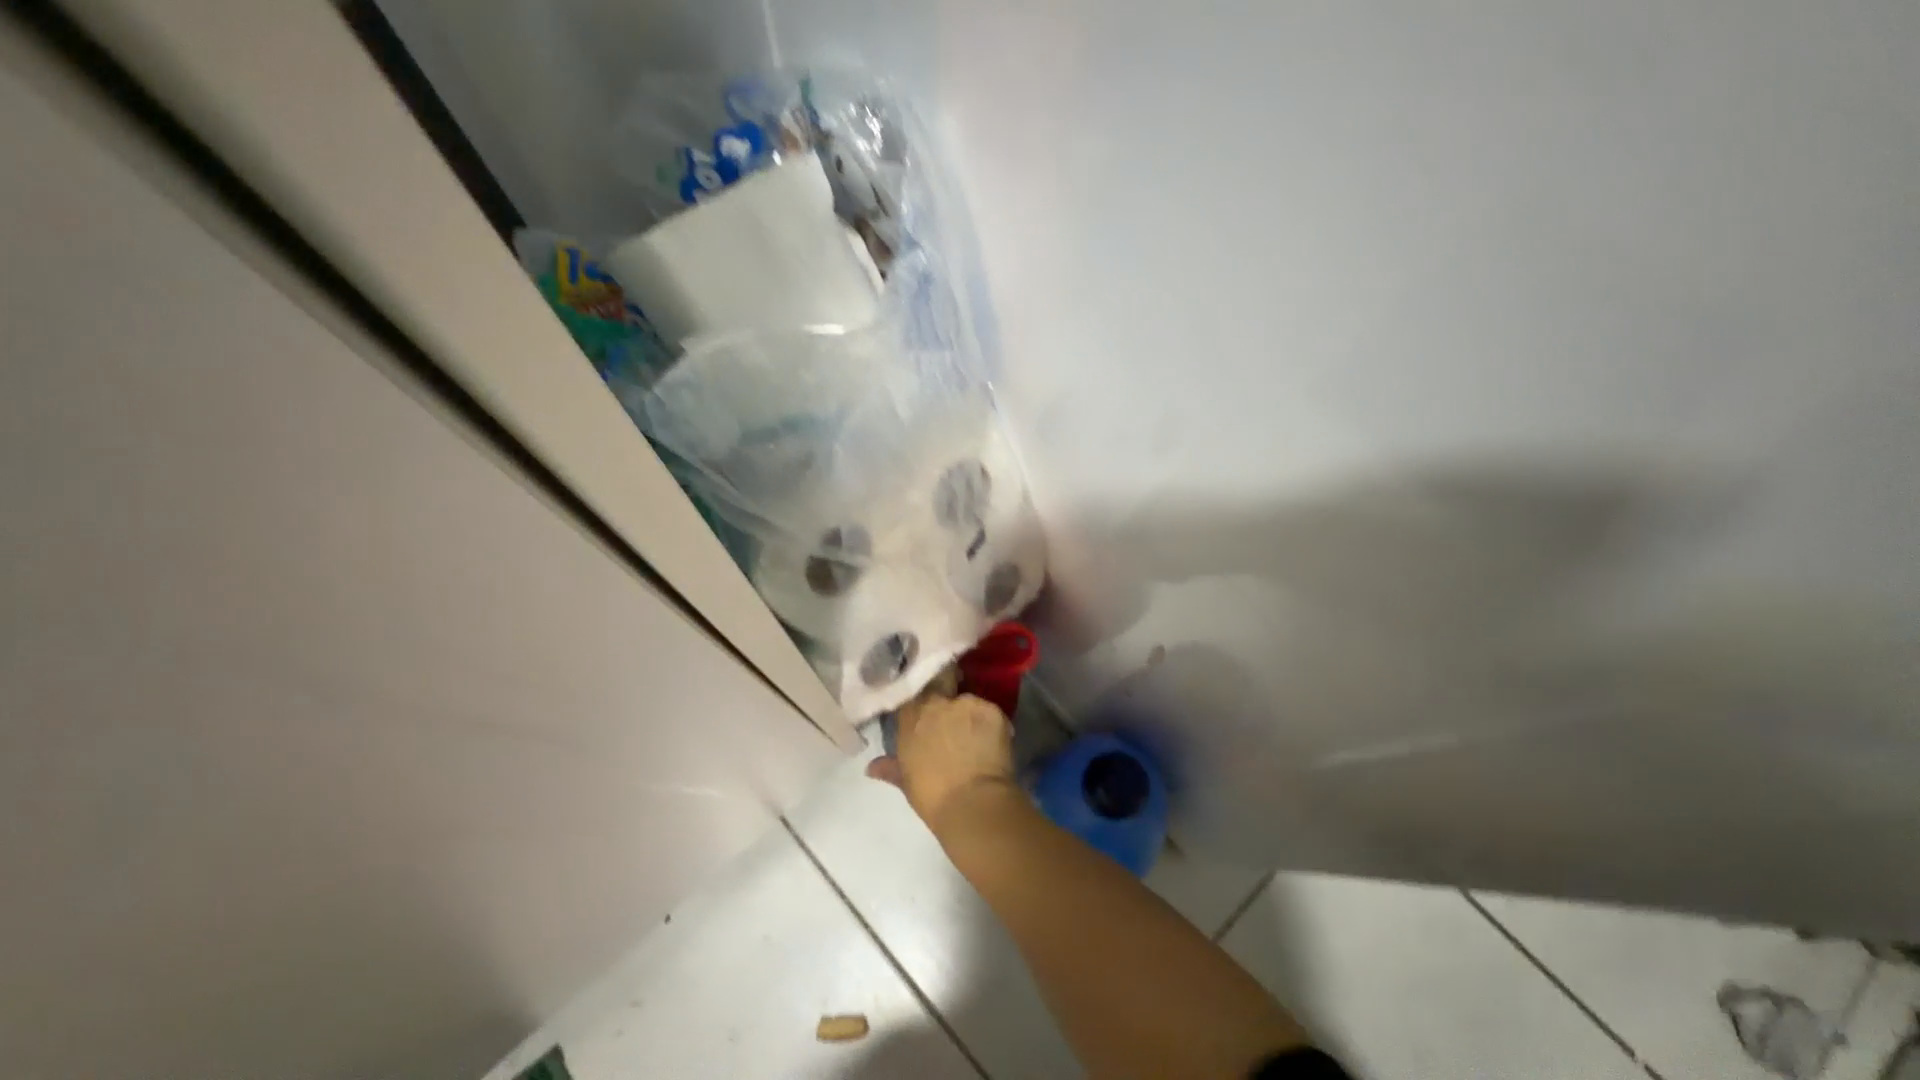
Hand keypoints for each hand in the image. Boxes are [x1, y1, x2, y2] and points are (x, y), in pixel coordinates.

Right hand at [866, 693, 1014, 833]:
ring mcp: (966, 703)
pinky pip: (991, 713)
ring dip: (970, 715)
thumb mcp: (907, 782)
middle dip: (946, 692)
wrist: (971, 803)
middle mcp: (936, 703)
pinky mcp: (993, 711)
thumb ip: (891, 767)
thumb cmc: (932, 796)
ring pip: (969, 702)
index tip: (926, 706)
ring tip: (976, 737)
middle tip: (952, 714)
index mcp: (911, 717)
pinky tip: (994, 743)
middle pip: (941, 684)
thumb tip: (872, 767)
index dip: (920, 698)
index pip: (912, 692)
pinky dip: (991, 725)